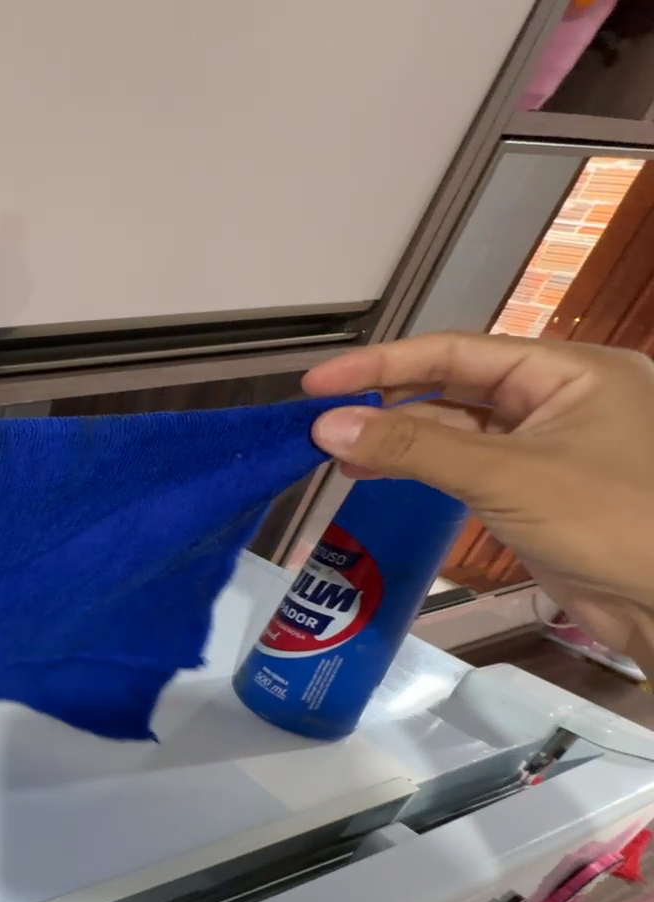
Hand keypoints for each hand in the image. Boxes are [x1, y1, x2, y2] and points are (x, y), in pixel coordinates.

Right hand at [302, 333, 653, 663]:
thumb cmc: (616, 520)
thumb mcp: (505, 476)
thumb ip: (411, 446)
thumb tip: (323, 425)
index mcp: (572, 374)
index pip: (455, 352)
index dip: (379, 364)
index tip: (314, 383)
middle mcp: (559, 398)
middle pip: (449, 383)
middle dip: (381, 400)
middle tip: (318, 418)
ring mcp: (545, 442)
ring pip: (448, 424)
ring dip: (390, 435)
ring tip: (332, 451)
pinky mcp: (530, 483)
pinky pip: (456, 459)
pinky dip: (409, 463)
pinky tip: (368, 472)